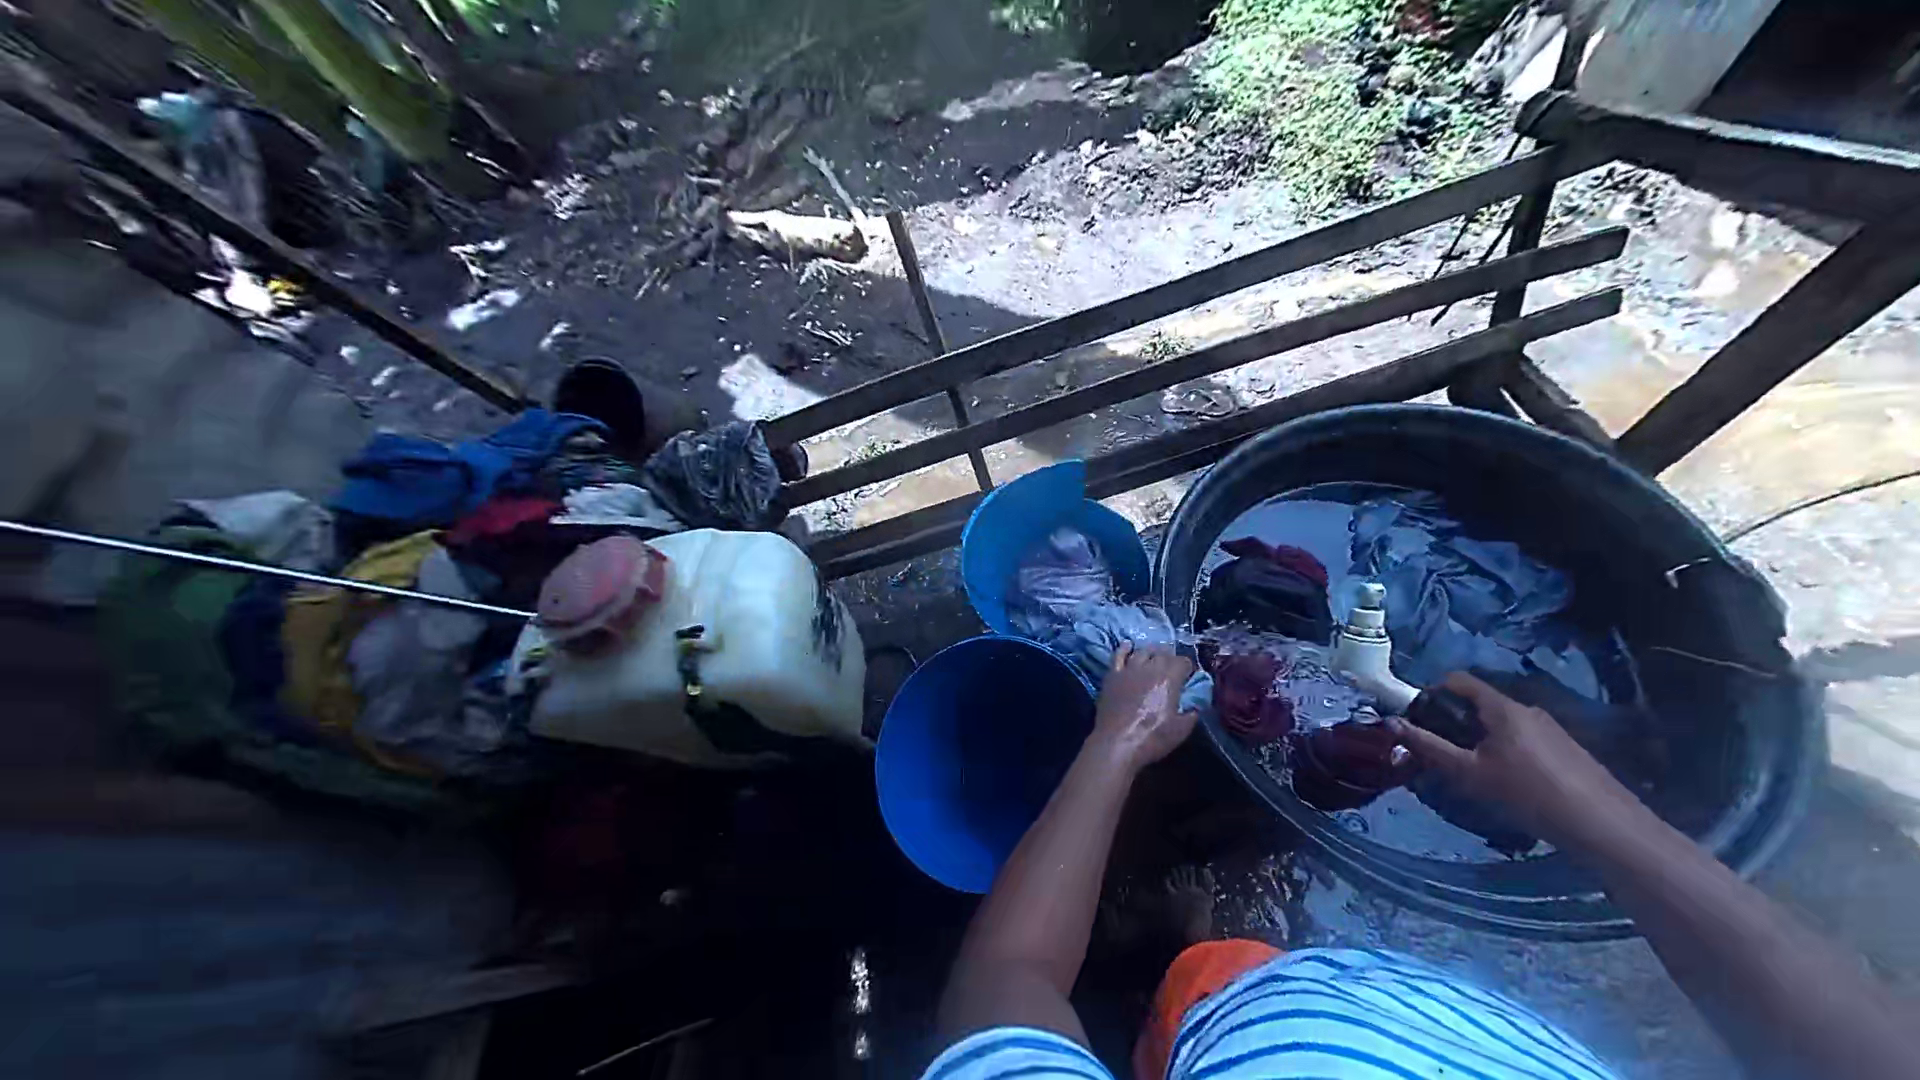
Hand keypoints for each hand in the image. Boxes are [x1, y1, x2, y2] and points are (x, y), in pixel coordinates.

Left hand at [1089, 643, 1196, 771]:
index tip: (1187, 677)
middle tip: (1172, 670)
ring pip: (1142, 651)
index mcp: (1169, 678)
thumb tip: (1196, 704)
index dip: (1187, 668)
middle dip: (1170, 659)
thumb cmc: (1153, 737)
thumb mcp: (1181, 729)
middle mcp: (1150, 667)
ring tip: (1154, 659)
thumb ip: (1192, 712)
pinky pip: (1118, 655)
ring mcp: (1129, 669)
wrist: (1117, 742)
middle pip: (1163, 653)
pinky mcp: (1112, 674)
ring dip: (1151, 653)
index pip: (1183, 661)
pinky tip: (1128, 646)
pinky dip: (1125, 649)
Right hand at [1389, 672, 1652, 850]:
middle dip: (1454, 720)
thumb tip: (1391, 722)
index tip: (1418, 716)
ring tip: (1472, 768)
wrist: (1608, 829)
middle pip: (1480, 703)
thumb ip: (1428, 746)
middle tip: (1440, 748)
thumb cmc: (1529, 793)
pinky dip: (1505, 749)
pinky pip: (1524, 738)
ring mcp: (1553, 730)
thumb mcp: (1469, 772)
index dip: (1432, 691)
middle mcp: (1528, 710)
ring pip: (1502, 723)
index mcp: (1503, 708)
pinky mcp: (1569, 750)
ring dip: (1481, 737)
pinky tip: (1508, 781)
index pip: (1459, 680)